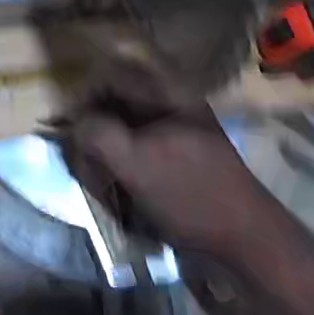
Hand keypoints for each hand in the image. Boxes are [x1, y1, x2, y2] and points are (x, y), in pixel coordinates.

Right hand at [65, 60, 276, 256]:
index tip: (69, 132)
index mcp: (166, 90)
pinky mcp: (181, 154)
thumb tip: (76, 122)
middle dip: (95, 129)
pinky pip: (141, 147)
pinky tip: (116, 188)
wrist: (244, 237)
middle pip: (118, 100)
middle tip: (83, 161)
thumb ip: (100, 134)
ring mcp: (178, 127)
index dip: (85, 100)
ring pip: (127, 126)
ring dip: (107, 150)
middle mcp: (172, 100)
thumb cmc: (190, 194)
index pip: (111, 77)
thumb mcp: (137, 163)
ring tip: (98, 179)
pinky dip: (123, 164)